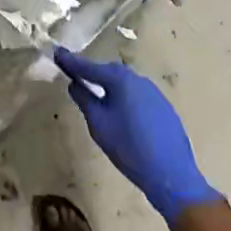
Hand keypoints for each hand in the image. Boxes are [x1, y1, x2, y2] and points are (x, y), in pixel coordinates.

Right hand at [54, 47, 221, 226]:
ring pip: (125, 85)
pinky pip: (138, 97)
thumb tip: (75, 84)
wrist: (173, 178)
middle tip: (76, 79)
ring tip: (98, 99)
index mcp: (120, 80)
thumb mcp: (98, 124)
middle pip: (109, 73)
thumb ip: (84, 99)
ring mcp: (155, 94)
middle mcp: (139, 80)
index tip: (57, 52)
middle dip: (92, 74)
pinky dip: (125, 100)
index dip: (70, 61)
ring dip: (110, 88)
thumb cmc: (129, 148)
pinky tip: (122, 116)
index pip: (88, 66)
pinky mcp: (165, 110)